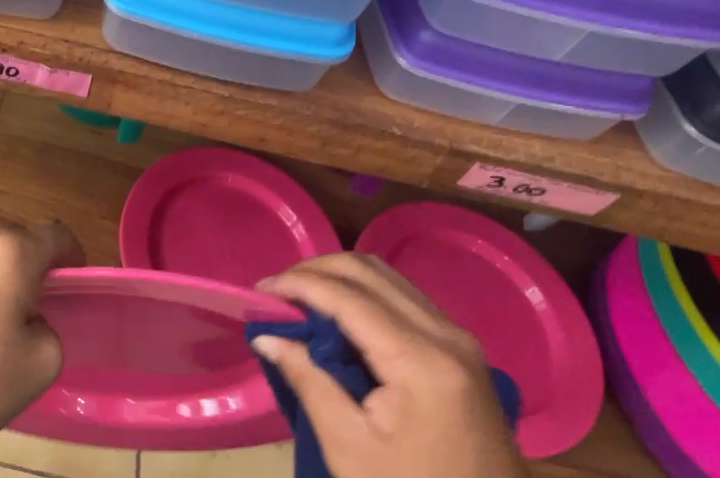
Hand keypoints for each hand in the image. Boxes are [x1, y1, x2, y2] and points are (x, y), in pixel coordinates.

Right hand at [252, 254, 524, 477]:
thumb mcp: (350, 449)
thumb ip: (309, 382)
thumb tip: (267, 335)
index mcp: (420, 360)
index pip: (348, 296)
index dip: (298, 284)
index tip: (258, 291)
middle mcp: (445, 334)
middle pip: (369, 271)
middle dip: (315, 271)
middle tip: (275, 293)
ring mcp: (458, 337)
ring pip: (387, 276)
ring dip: (339, 278)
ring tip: (299, 299)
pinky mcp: (460, 348)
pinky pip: (403, 296)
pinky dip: (363, 292)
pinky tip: (337, 314)